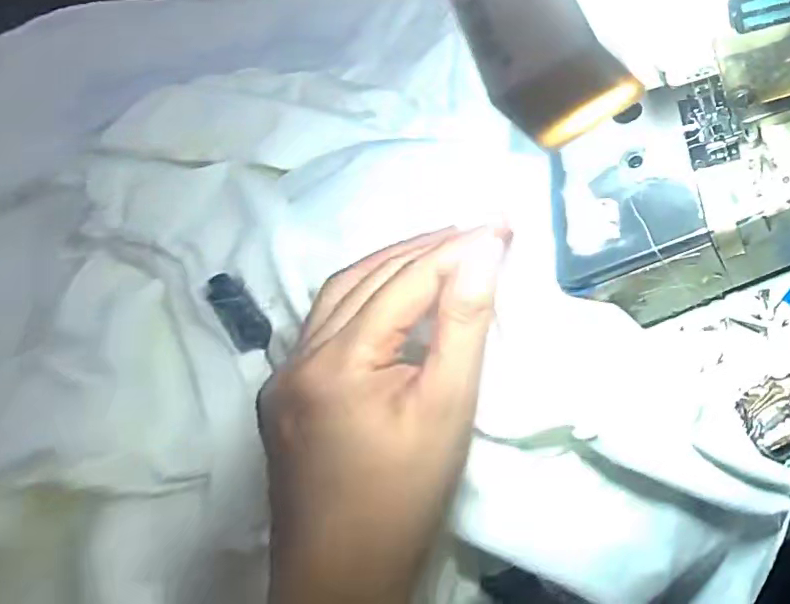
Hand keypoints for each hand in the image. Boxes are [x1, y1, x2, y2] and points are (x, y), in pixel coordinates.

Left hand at [259, 225, 509, 603]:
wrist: (344, 574)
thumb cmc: (408, 488)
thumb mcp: (450, 400)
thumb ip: (466, 319)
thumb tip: (487, 248)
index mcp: (334, 364)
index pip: (406, 281)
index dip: (459, 246)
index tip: (506, 222)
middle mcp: (296, 362)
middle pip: (367, 278)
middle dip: (429, 245)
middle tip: (486, 229)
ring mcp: (283, 379)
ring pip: (342, 293)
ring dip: (397, 261)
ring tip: (451, 245)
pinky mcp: (287, 394)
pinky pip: (331, 319)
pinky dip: (374, 289)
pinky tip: (406, 290)